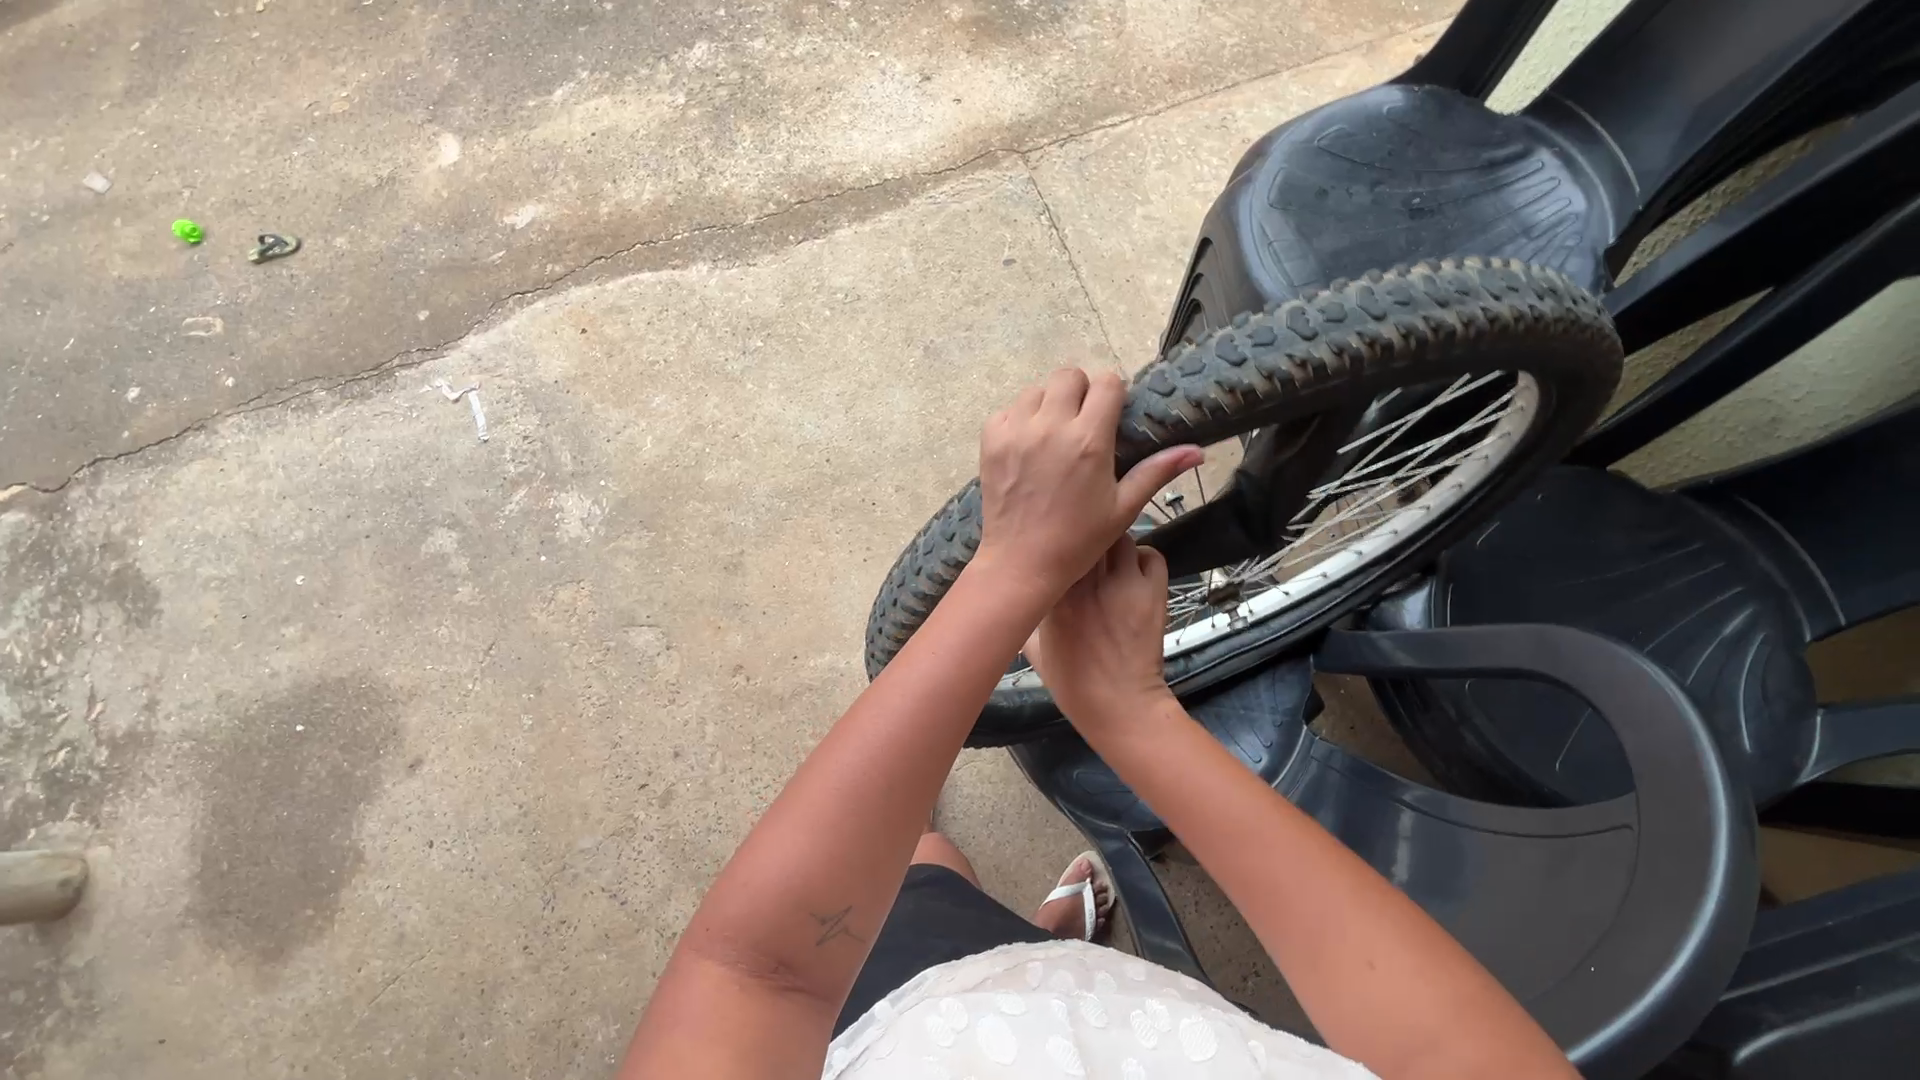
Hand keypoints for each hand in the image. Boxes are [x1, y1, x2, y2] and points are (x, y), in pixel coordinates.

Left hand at [972, 368, 1200, 601]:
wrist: (1022, 562)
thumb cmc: (1078, 540)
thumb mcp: (1124, 507)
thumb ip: (1158, 471)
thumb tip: (1197, 451)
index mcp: (1089, 440)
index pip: (1107, 382)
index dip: (1113, 394)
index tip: (1111, 415)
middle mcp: (1051, 426)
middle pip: (1068, 375)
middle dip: (1080, 391)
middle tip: (1082, 422)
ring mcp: (1016, 431)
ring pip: (1036, 389)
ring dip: (1049, 404)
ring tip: (1054, 435)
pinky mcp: (991, 440)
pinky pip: (1008, 410)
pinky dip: (1020, 420)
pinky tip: (1028, 447)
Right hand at [1025, 536, 1177, 729]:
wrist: (1118, 704)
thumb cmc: (1071, 682)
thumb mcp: (1032, 650)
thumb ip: (1025, 618)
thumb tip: (1018, 597)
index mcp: (1052, 596)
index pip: (1051, 547)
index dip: (1054, 541)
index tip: (1054, 547)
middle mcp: (1085, 583)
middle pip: (1086, 533)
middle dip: (1084, 534)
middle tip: (1084, 545)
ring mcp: (1121, 584)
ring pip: (1119, 537)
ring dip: (1114, 544)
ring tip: (1111, 560)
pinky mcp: (1152, 591)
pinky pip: (1150, 555)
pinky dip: (1143, 558)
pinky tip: (1135, 572)